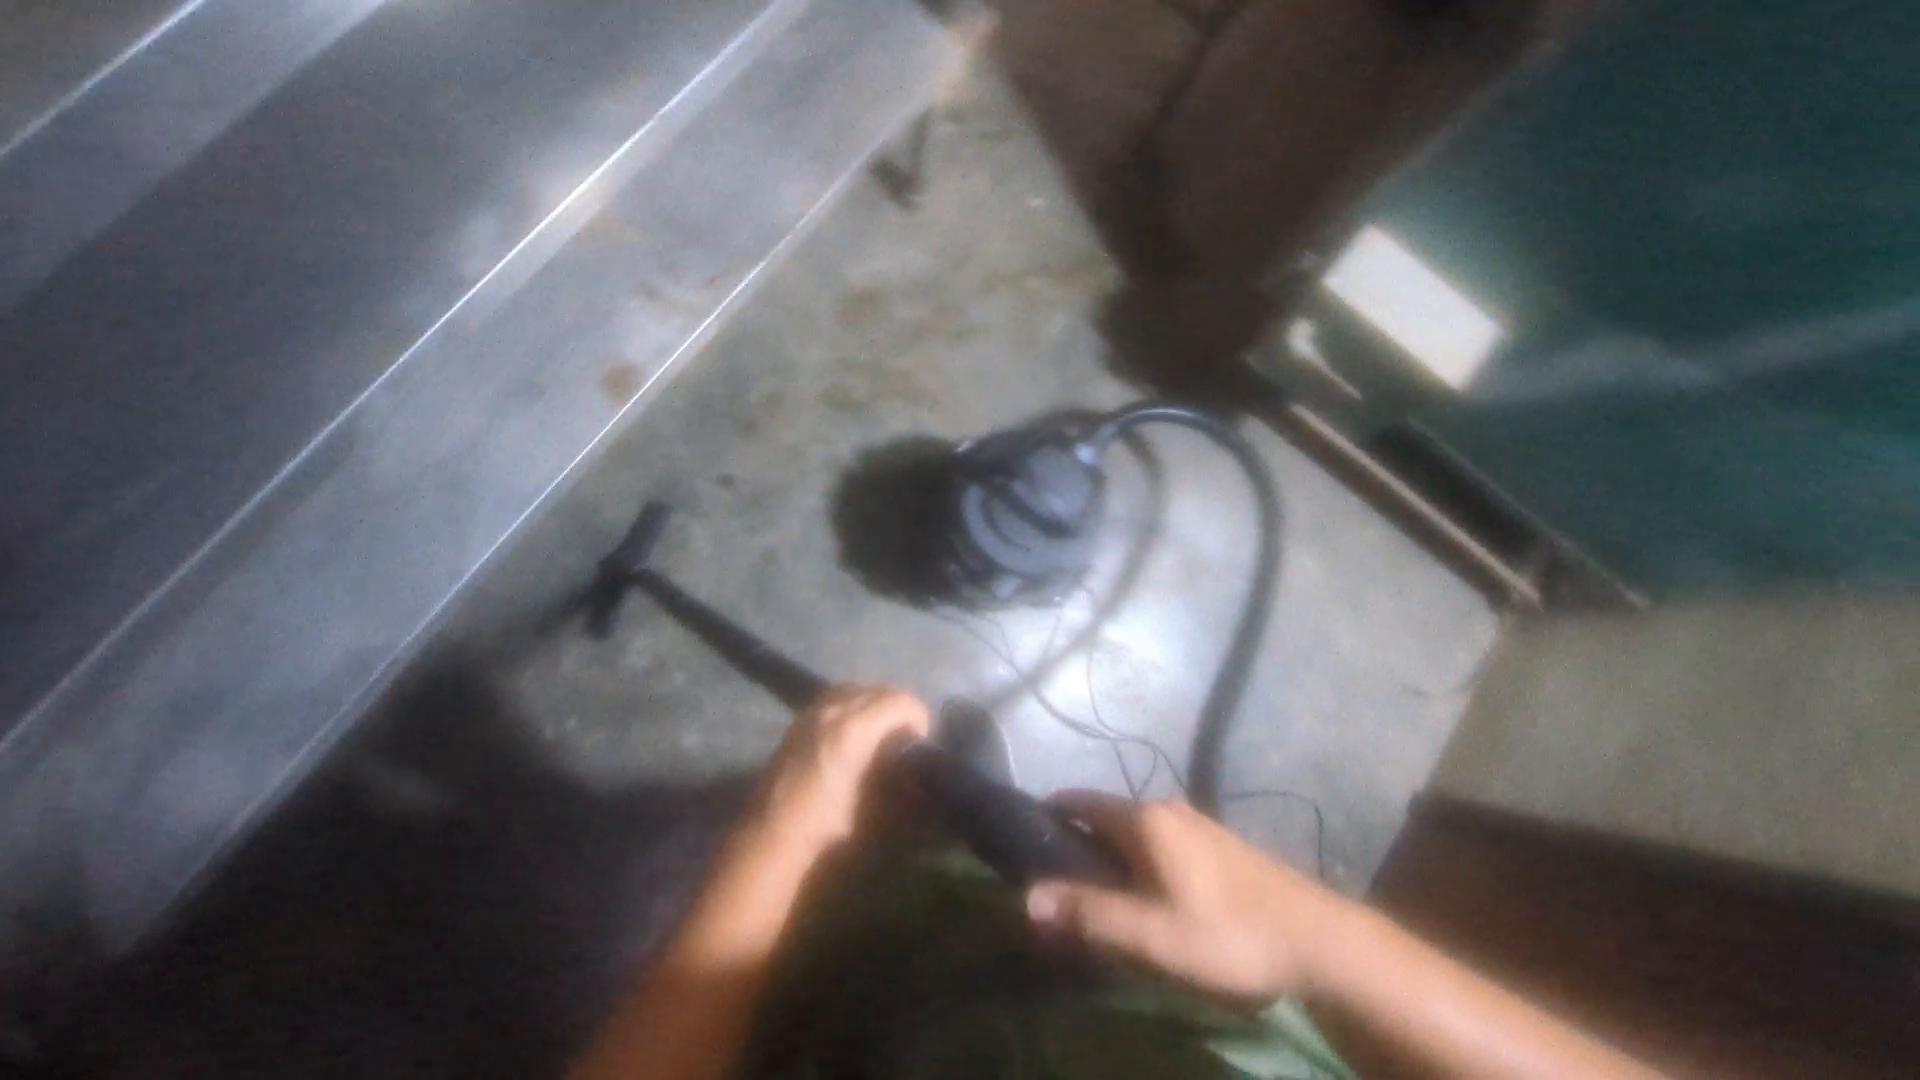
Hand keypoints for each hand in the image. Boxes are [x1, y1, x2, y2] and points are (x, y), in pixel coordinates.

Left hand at [749, 684, 930, 856]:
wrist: (771, 834)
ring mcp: (812, 712)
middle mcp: (834, 710)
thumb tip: (921, 781)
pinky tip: (854, 732)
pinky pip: (834, 697)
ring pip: (856, 688)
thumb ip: (900, 786)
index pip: (900, 701)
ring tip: (882, 730)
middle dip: (901, 707)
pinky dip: (853, 704)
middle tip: (908, 736)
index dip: (919, 716)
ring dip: (876, 702)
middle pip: (880, 690)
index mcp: (855, 729)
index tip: (923, 740)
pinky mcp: (799, 721)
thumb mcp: (873, 810)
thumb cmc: (825, 826)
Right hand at [1026, 791, 1355, 1006]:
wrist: (1320, 943)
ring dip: (1109, 861)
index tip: (1021, 847)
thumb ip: (1088, 914)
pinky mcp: (1218, 847)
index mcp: (1145, 820)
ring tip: (1097, 904)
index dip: (1046, 819)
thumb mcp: (1150, 934)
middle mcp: (1167, 809)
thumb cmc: (1228, 934)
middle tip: (1057, 892)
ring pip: (1133, 835)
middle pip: (1104, 819)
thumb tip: (1026, 897)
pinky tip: (1146, 902)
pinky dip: (1138, 866)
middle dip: (1076, 848)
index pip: (1078, 801)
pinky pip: (1159, 847)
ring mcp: (1197, 825)